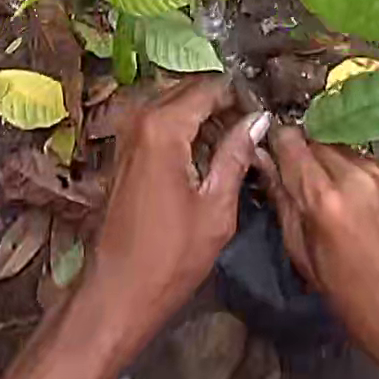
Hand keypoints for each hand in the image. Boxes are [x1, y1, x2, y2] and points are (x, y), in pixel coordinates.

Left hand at [0, 77, 266, 378]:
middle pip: (189, 88)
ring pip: (174, 100)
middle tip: (253, 123)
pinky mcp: (124, 146)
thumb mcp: (216, 207)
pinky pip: (160, 118)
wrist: (115, 292)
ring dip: (203, 112)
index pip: (208, 87)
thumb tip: (259, 119)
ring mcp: (128, 129)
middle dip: (221, 100)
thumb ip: (236, 154)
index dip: (239, 94)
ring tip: (236, 136)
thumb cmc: (170, 256)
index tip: (263, 109)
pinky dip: (184, 125)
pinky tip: (207, 149)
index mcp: (163, 126)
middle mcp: (140, 116)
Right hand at [263, 126, 378, 378]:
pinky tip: (341, 194)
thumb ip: (281, 198)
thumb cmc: (350, 297)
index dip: (275, 144)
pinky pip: (350, 154)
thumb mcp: (301, 253)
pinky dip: (339, 166)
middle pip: (310, 138)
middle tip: (291, 180)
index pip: (289, 139)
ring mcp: (374, 170)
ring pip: (330, 144)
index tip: (269, 157)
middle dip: (296, 154)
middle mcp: (351, 173)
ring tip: (318, 191)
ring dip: (318, 159)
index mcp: (324, 197)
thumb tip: (261, 159)